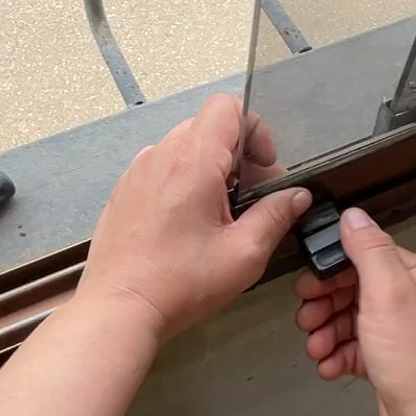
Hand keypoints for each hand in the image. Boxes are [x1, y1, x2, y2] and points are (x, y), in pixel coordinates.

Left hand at [79, 94, 310, 343]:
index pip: (227, 107)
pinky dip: (182, 184)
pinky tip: (187, 226)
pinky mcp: (124, 192)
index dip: (255, 130)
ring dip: (209, 171)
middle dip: (236, 156)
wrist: (119, 308)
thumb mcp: (243, 254)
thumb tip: (296, 196)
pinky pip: (161, 170)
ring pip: (184, 149)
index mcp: (192, 160)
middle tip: (248, 199)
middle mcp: (159, 156)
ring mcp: (137, 172)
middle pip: (207, 128)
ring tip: (218, 217)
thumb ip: (275, 216)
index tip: (262, 169)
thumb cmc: (179, 283)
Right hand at [295, 207, 415, 415]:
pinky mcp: (391, 359)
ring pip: (351, 319)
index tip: (308, 285)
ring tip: (316, 348)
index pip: (366, 256)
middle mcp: (412, 298)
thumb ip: (368, 250)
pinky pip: (356, 347)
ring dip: (327, 332)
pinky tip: (328, 366)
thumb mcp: (388, 292)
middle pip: (353, 288)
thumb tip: (352, 215)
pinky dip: (338, 355)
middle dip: (325, 305)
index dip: (332, 271)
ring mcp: (401, 330)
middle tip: (306, 319)